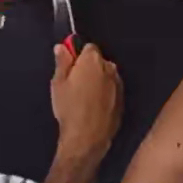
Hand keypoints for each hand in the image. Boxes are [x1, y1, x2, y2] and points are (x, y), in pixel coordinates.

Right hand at [51, 43, 122, 162]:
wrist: (88, 136)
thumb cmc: (69, 107)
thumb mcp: (58, 83)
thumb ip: (62, 62)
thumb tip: (62, 46)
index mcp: (93, 60)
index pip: (88, 47)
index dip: (79, 56)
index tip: (71, 66)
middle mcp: (110, 68)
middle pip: (99, 61)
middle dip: (89, 68)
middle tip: (75, 83)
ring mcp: (119, 84)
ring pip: (107, 75)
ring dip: (98, 80)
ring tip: (84, 98)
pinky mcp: (123, 99)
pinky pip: (112, 89)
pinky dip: (105, 93)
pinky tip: (95, 106)